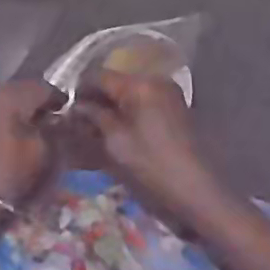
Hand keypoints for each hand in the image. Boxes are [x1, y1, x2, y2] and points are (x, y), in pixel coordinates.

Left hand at [0, 79, 62, 210]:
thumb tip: (75, 116)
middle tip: (67, 122)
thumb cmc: (16, 169)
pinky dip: (23, 113)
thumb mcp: (47, 148)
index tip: (78, 116)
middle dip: (49, 103)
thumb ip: (62, 126)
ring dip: (36, 108)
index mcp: (9, 94)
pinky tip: (34, 130)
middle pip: (31, 89)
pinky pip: (9, 105)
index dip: (64, 101)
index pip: (45, 87)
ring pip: (20, 96)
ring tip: (52, 128)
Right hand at [71, 72, 237, 228]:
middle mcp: (156, 81)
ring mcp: (169, 95)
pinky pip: (143, 103)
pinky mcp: (177, 110)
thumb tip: (76, 105)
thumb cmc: (154, 166)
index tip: (67, 111)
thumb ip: (93, 116)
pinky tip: (119, 132)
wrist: (202, 194)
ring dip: (111, 107)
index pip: (97, 75)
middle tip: (79, 122)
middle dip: (95, 99)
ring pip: (128, 93)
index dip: (78, 91)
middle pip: (114, 82)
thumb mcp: (115, 141)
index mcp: (140, 84)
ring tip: (97, 130)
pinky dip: (128, 113)